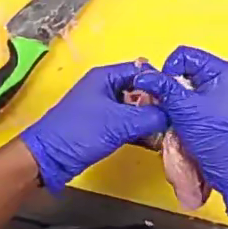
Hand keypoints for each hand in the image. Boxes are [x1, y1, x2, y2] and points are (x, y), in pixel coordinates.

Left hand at [20, 61, 167, 190]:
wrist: (49, 158)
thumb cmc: (80, 132)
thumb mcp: (119, 123)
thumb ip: (150, 116)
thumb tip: (174, 114)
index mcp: (105, 77)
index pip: (142, 70)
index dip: (160, 82)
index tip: (178, 98)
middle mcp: (105, 88)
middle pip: (140, 90)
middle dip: (158, 103)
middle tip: (176, 117)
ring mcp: (103, 109)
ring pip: (135, 109)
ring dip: (150, 119)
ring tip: (169, 131)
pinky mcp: (102, 127)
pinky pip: (127, 124)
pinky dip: (140, 131)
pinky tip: (154, 142)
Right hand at [132, 45, 227, 213]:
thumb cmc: (218, 139)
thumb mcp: (184, 109)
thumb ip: (163, 87)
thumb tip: (144, 75)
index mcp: (224, 72)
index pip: (185, 55)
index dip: (168, 70)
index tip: (164, 90)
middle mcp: (224, 80)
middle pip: (184, 70)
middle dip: (170, 87)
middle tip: (168, 105)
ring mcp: (220, 97)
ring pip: (185, 88)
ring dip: (174, 101)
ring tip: (175, 117)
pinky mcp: (214, 112)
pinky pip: (190, 102)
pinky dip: (180, 111)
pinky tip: (180, 124)